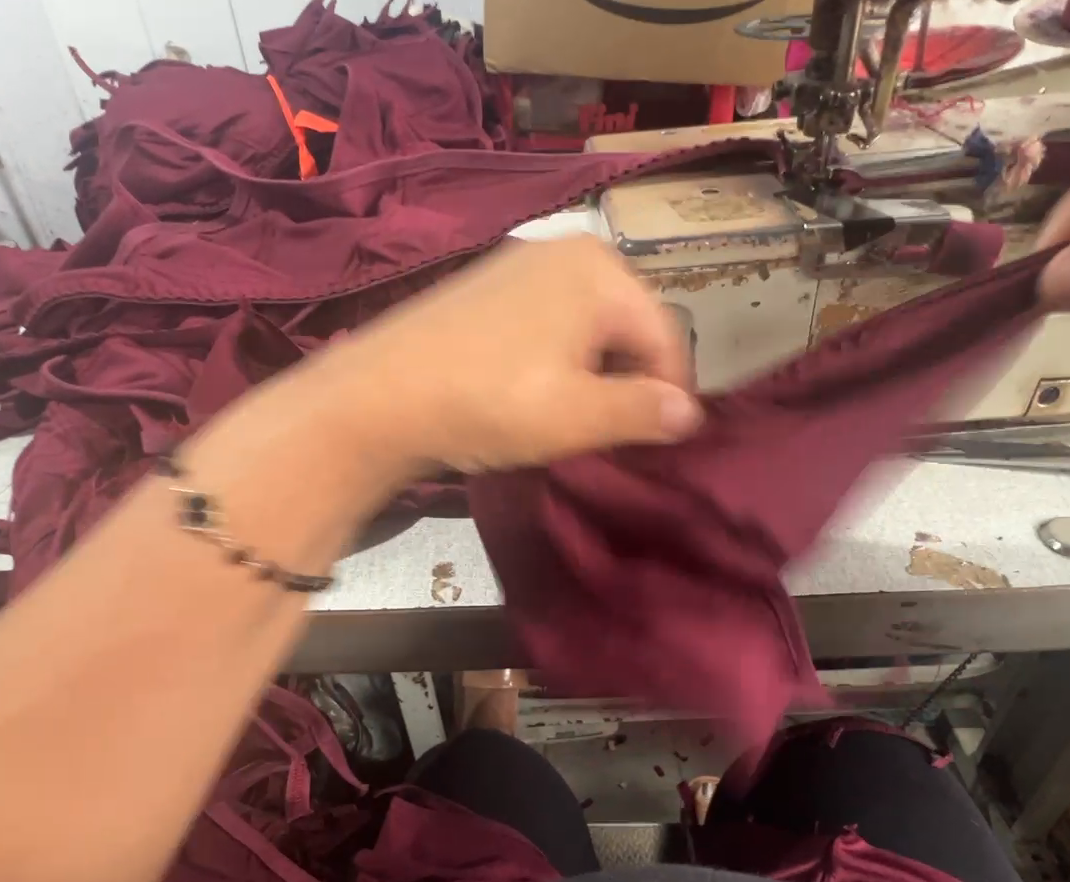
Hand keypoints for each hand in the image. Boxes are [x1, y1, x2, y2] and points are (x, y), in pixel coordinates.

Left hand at [308, 235, 701, 474]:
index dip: (671, 395)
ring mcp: (521, 263)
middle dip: (628, 381)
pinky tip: (531, 393)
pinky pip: (549, 321)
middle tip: (609, 433)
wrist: (378, 396)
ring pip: (588, 326)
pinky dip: (556, 358)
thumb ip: (643, 412)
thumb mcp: (576, 416)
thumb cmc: (489, 402)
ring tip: (569, 418)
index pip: (667, 337)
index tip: (660, 442)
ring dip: (592, 373)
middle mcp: (567, 250)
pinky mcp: (487, 285)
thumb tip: (690, 413)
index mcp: (601, 271)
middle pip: (628, 326)